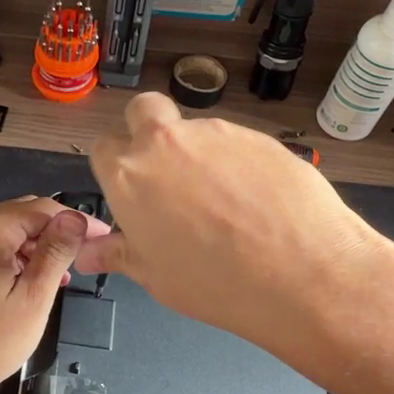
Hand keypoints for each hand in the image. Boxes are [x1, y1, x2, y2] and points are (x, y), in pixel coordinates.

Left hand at [0, 196, 106, 393]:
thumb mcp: (33, 297)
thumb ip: (56, 252)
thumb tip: (76, 218)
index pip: (42, 209)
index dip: (77, 220)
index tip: (104, 236)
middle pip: (24, 213)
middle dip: (57, 231)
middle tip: (88, 255)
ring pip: (10, 228)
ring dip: (39, 244)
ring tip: (64, 274)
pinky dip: (18, 254)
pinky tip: (35, 276)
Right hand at [76, 93, 393, 361]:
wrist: (304, 275)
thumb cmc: (218, 282)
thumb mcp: (154, 276)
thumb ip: (117, 253)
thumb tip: (89, 254)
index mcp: (129, 174)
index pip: (104, 147)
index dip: (115, 168)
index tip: (129, 191)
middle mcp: (167, 143)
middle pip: (144, 111)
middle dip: (147, 132)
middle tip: (165, 175)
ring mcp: (217, 134)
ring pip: (195, 130)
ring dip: (198, 153)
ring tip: (221, 202)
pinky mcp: (261, 136)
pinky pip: (237, 143)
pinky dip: (237, 163)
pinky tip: (255, 202)